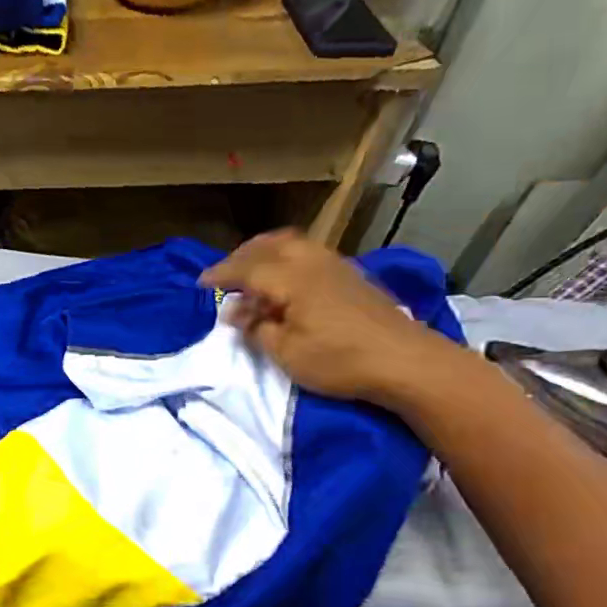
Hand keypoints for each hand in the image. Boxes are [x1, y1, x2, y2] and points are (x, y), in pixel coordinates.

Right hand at [198, 229, 469, 408]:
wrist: (404, 361)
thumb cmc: (340, 361)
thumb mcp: (287, 353)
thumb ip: (257, 328)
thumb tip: (237, 312)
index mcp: (292, 278)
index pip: (247, 268)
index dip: (221, 275)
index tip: (201, 284)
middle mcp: (313, 261)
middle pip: (270, 246)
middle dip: (242, 257)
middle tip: (225, 277)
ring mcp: (336, 265)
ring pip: (292, 245)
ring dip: (266, 255)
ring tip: (253, 277)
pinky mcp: (351, 276)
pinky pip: (308, 255)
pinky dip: (287, 261)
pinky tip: (286, 284)